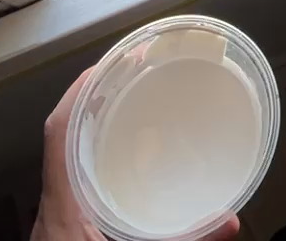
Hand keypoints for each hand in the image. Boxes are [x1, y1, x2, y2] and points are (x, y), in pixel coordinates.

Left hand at [33, 66, 241, 240]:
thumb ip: (185, 240)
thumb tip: (233, 221)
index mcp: (64, 209)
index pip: (59, 133)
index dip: (80, 91)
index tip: (111, 62)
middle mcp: (53, 209)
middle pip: (63, 138)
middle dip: (95, 100)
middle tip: (134, 77)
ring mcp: (55, 223)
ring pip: (66, 160)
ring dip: (94, 127)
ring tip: (130, 105)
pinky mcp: (63, 233)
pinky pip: (73, 180)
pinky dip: (96, 157)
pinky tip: (123, 161)